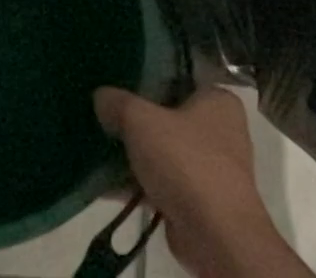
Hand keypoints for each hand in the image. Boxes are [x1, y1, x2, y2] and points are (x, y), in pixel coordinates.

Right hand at [94, 86, 315, 277]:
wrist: (215, 235)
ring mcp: (210, 168)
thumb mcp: (141, 120)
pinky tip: (103, 185)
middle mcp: (220, 130)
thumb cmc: (185, 161)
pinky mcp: (198, 200)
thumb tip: (100, 97)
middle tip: (101, 116)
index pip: (177, 79)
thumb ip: (117, 103)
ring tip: (95, 150)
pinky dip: (136, 183)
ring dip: (132, 156)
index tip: (114, 84)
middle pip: (166, 117)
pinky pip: (161, 182)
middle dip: (134, 122)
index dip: (145, 80)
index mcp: (217, 100)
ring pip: (162, 152)